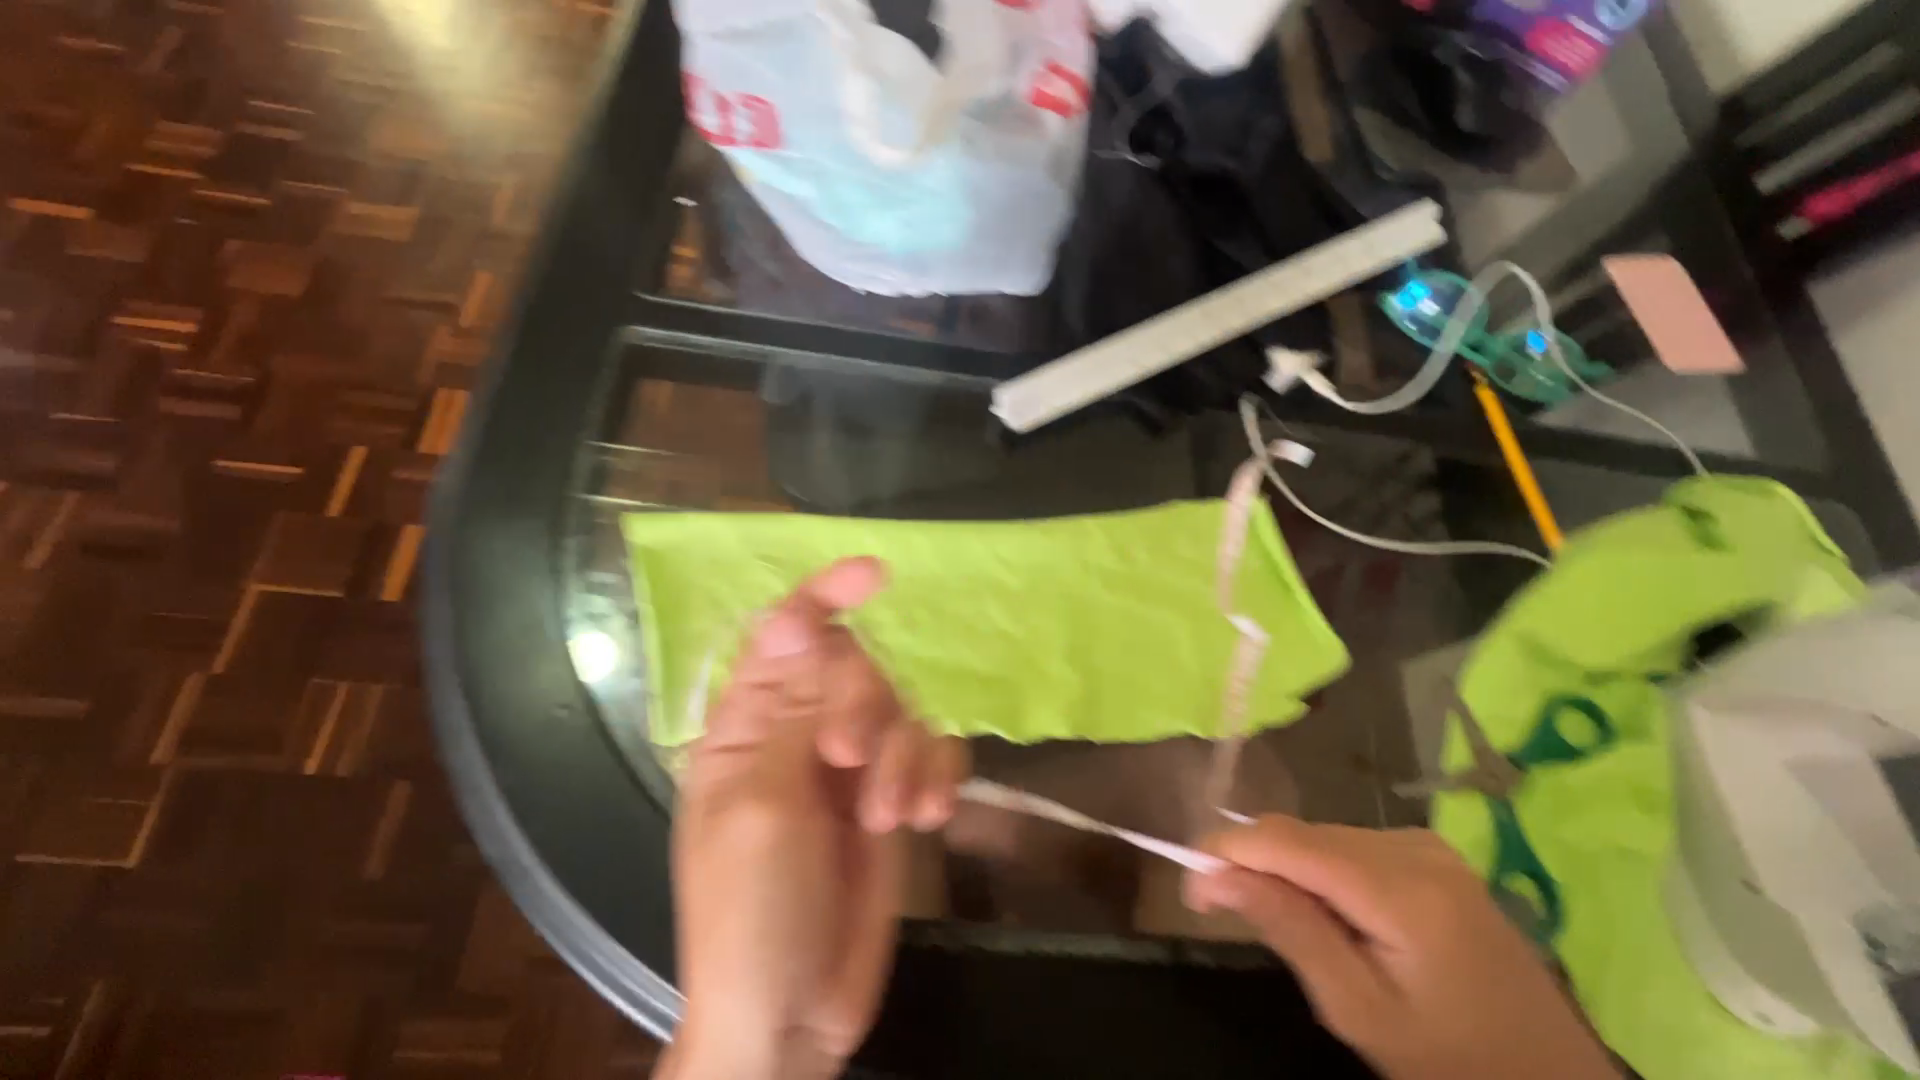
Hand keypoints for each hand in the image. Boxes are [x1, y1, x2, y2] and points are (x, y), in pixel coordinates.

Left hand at [660, 558, 968, 1079]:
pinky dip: (936, 775)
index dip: (822, 597)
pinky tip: (929, 815)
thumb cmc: (749, 911)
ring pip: (901, 711)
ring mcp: (851, 771)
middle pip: (853, 670)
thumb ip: (795, 713)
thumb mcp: (764, 807)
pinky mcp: (894, 801)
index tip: (874, 573)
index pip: (783, 639)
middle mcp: (800, 736)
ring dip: (905, 754)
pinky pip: (932, 756)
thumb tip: (796, 618)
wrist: (790, 1015)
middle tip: (855, 759)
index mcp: (745, 729)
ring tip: (893, 816)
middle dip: (865, 703)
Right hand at [1185, 819, 1618, 1079]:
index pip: (1287, 840)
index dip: (1226, 850)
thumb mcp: (1359, 1010)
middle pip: (1302, 833)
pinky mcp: (1435, 857)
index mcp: (1402, 888)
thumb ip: (1290, 930)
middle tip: (1218, 910)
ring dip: (1283, 867)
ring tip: (1274, 920)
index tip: (1189, 889)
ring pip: (1322, 835)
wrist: (1550, 1076)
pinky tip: (1322, 913)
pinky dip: (1318, 869)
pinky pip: (1351, 846)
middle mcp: (1415, 847)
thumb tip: (1216, 873)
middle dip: (1251, 861)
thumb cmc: (1450, 1058)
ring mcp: (1430, 848)